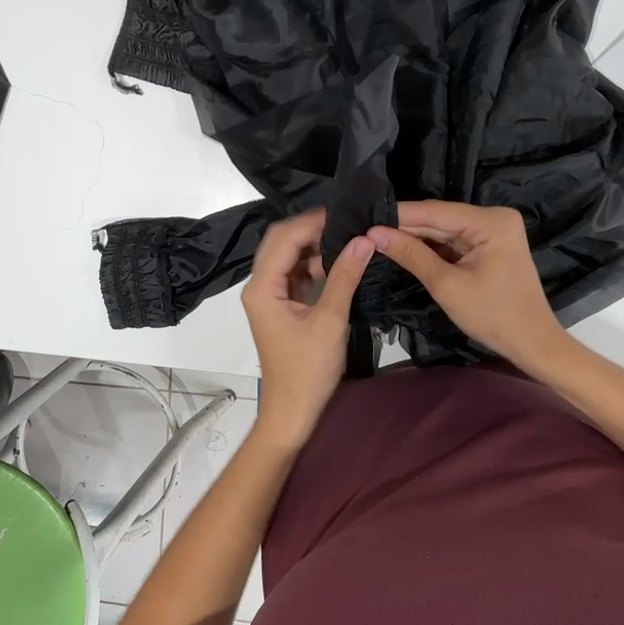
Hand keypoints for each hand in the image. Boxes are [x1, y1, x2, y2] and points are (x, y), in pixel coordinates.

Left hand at [241, 209, 374, 447]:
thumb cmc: (308, 370)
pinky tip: (338, 263)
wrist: (293, 411)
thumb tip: (365, 239)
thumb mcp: (330, 321)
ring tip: (348, 239)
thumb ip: (344, 277)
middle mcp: (258, 287)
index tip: (346, 213)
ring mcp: (268, 297)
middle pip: (282, 242)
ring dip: (314, 247)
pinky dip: (314, 265)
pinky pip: (294, 275)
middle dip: (313, 230)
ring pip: (288, 257)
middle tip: (348, 222)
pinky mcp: (280, 307)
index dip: (313, 222)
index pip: (284, 238)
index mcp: (262, 288)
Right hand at [367, 201, 565, 365]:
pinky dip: (431, 248)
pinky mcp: (489, 245)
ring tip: (377, 239)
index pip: (436, 212)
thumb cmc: (493, 315)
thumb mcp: (446, 285)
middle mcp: (494, 218)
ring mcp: (493, 231)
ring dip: (415, 238)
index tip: (366, 220)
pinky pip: (453, 241)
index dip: (399, 216)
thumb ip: (411, 255)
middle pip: (440, 219)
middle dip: (405, 227)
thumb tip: (374, 234)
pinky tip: (403, 249)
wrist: (531, 342)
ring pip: (444, 230)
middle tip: (367, 232)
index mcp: (491, 222)